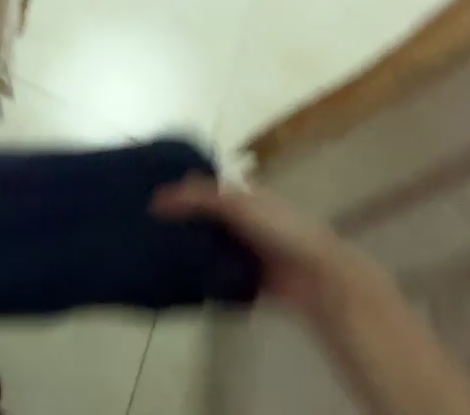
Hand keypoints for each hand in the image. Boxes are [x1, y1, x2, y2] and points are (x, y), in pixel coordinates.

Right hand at [153, 176, 391, 321]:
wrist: (320, 279)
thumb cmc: (280, 230)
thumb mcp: (235, 204)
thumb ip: (197, 198)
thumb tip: (156, 199)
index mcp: (247, 197)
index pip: (208, 188)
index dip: (183, 189)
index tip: (151, 195)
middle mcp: (249, 222)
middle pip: (209, 219)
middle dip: (184, 222)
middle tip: (148, 226)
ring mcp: (252, 253)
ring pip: (214, 248)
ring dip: (193, 250)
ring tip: (159, 251)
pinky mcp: (254, 282)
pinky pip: (222, 277)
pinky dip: (207, 277)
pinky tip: (183, 276)